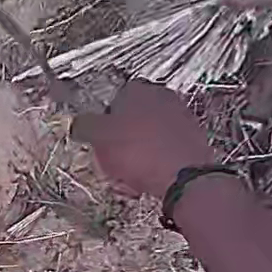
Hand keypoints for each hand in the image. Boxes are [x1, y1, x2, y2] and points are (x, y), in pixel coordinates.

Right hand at [69, 80, 215, 195]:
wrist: (183, 176)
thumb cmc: (138, 152)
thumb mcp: (99, 138)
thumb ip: (84, 126)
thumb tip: (78, 123)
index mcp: (137, 90)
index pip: (112, 102)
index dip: (102, 125)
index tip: (99, 144)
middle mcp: (162, 97)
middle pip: (130, 122)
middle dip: (119, 144)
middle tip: (112, 164)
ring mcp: (181, 117)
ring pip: (146, 140)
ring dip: (135, 158)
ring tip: (129, 179)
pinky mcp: (193, 139)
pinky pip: (164, 151)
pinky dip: (154, 164)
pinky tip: (147, 181)